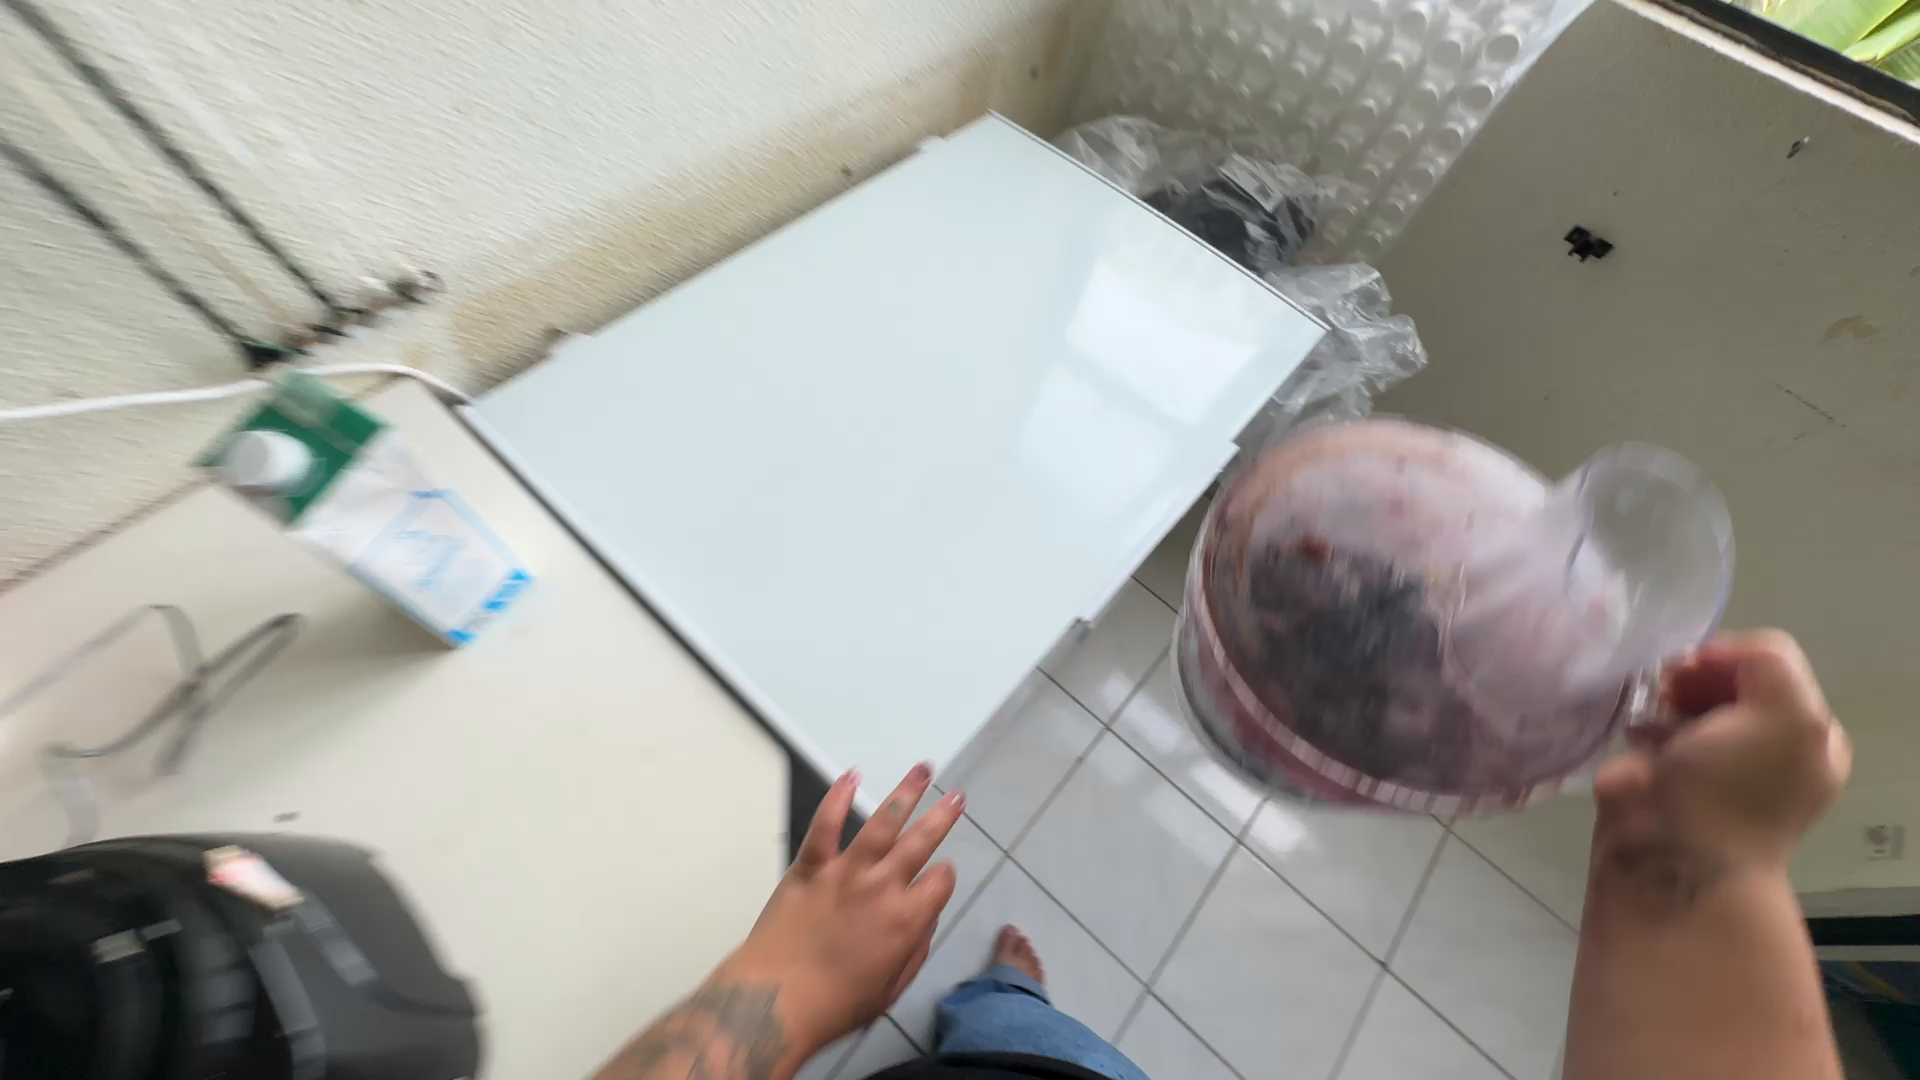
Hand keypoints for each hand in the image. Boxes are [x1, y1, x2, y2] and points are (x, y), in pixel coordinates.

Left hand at [716, 764, 963, 1054]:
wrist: (774, 1003)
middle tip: (957, 796)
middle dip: (943, 816)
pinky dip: (837, 797)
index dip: (944, 876)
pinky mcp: (810, 865)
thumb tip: (926, 917)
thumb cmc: (836, 1005)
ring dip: (906, 793)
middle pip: (921, 841)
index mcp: (906, 919)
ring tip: (923, 769)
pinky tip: (851, 774)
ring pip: (881, 822)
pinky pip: (825, 825)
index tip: (940, 875)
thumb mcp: (891, 990)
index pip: (940, 881)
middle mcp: (882, 886)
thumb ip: (915, 950)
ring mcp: (845, 870)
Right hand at [1593, 630, 1850, 883]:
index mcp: (1805, 732)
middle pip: (1722, 675)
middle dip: (1692, 675)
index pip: (1768, 663)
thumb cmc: (1733, 783)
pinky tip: (1637, 733)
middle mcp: (1762, 739)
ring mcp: (1709, 752)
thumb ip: (1767, 664)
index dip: (1730, 659)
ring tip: (1652, 712)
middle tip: (1671, 690)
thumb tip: (1702, 655)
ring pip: (1682, 693)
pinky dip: (1640, 717)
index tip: (1699, 672)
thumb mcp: (1787, 717)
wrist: (1672, 843)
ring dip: (1662, 694)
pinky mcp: (1661, 760)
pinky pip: (1649, 719)